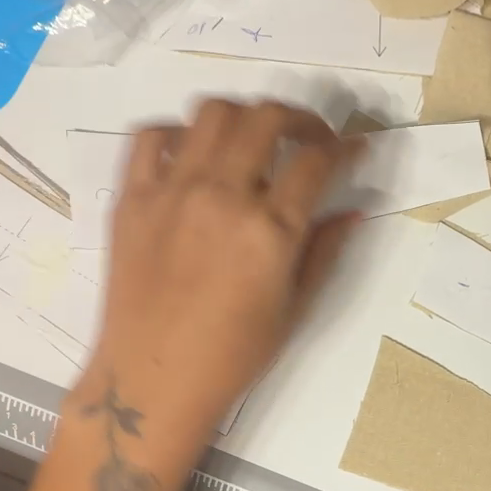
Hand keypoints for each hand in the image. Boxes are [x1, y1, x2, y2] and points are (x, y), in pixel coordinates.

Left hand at [83, 99, 360, 461]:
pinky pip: (153, 135)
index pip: (316, 163)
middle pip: (266, 119)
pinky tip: (196, 154)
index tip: (357, 148)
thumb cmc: (235, 353)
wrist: (156, 376)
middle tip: (311, 137)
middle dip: (300, 118)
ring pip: (212, 113)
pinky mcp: (132, 195)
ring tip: (256, 140)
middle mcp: (223, 196)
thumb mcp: (295, 308)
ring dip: (245, 116)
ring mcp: (172, 190)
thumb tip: (354, 212)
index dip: (346, 149)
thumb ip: (325, 251)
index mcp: (270, 231)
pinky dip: (180, 131)